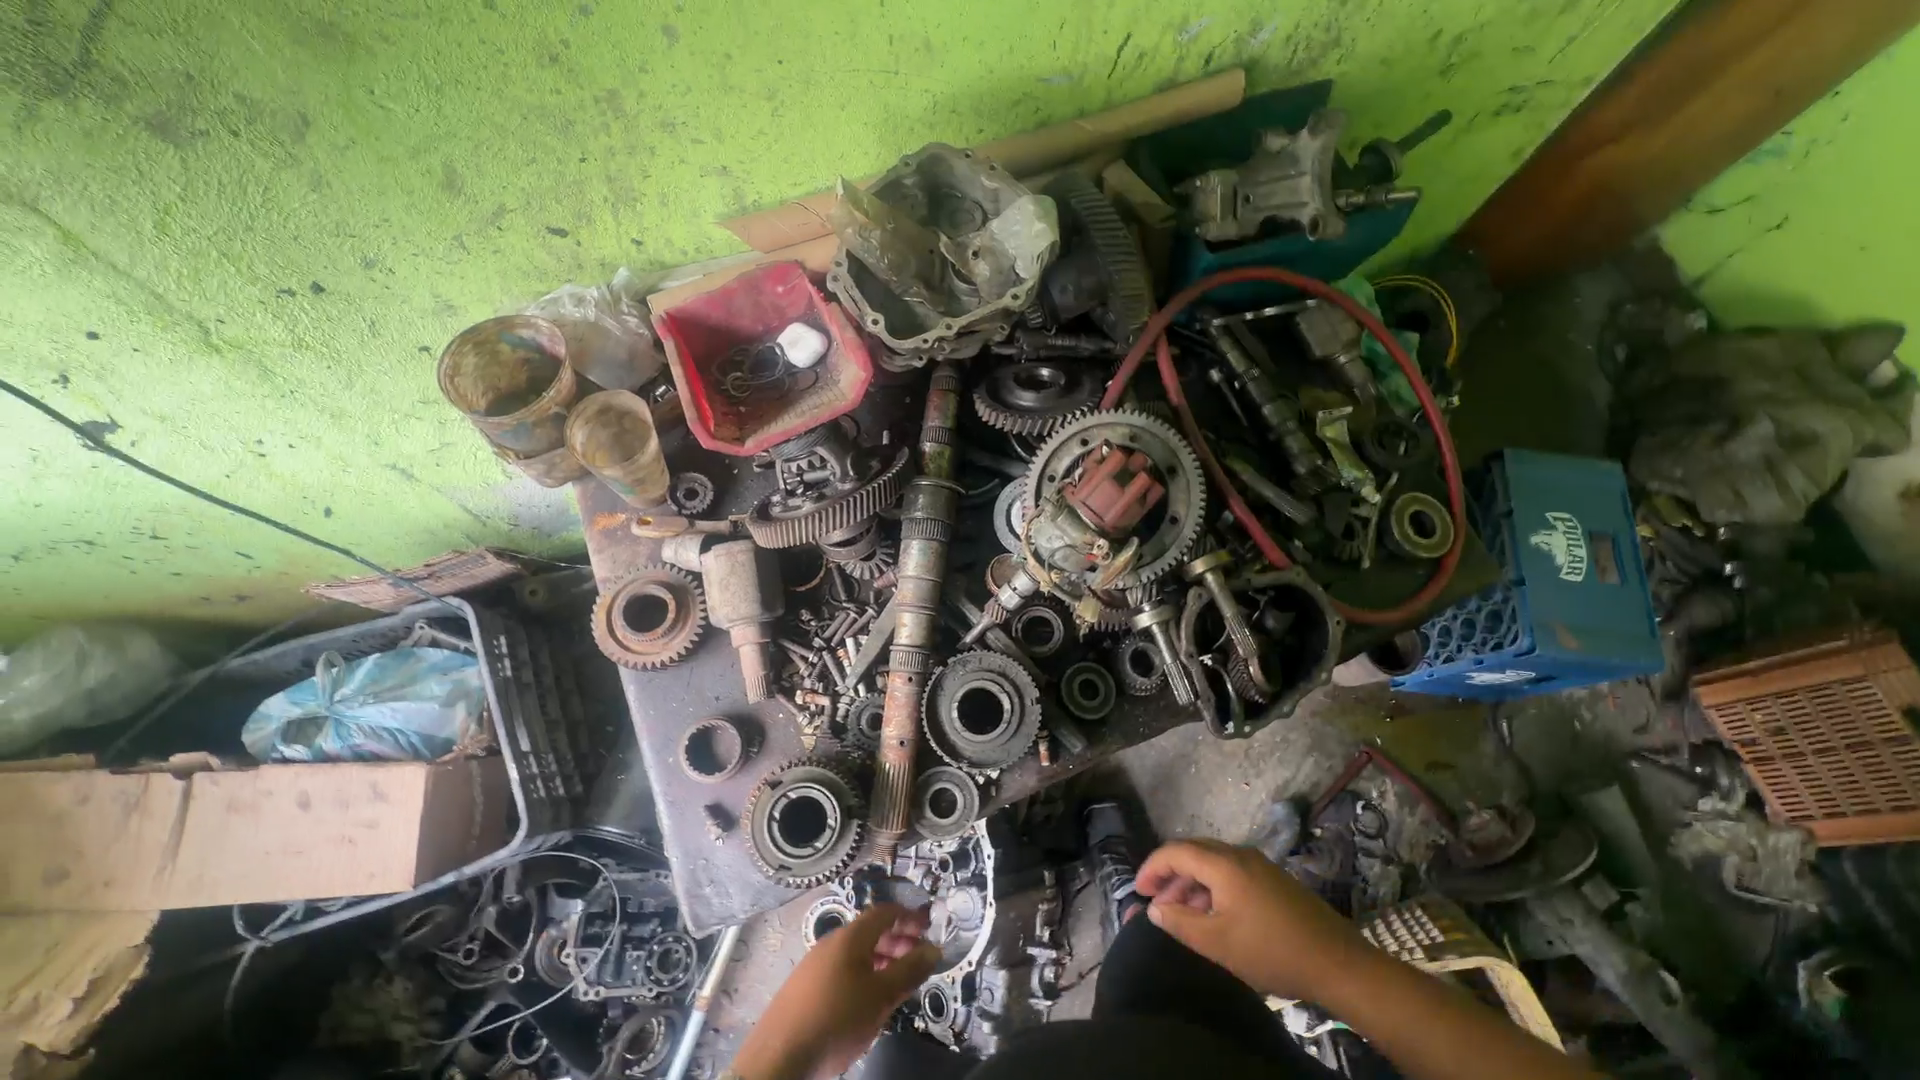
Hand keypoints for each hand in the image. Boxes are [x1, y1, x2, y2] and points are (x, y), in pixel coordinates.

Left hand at [730, 903, 940, 1079]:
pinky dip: (863, 974)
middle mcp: (831, 943)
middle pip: (869, 931)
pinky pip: (842, 970)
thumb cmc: (837, 1018)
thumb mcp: (881, 996)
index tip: (929, 928)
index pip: (884, 913)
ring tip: (898, 983)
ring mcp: (814, 965)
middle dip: (897, 940)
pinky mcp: (805, 987)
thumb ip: (910, 970)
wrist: (779, 1056)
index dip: (908, 916)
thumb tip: (934, 948)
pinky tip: (867, 1001)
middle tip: (918, 960)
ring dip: (881, 960)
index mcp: (850, 937)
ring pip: (855, 953)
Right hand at [1135, 838, 1371, 999]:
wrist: (1338, 964)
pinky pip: (1232, 873)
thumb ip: (1179, 923)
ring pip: (1214, 863)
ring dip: (1191, 883)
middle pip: (1194, 852)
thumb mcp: (1217, 943)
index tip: (1138, 891)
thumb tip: (1154, 908)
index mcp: (1224, 864)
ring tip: (1181, 914)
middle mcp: (1241, 855)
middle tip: (1156, 902)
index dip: (1152, 868)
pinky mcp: (1274, 881)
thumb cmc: (1271, 952)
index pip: (1175, 851)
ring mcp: (1261, 866)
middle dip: (1170, 874)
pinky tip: (1212, 915)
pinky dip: (1212, 887)